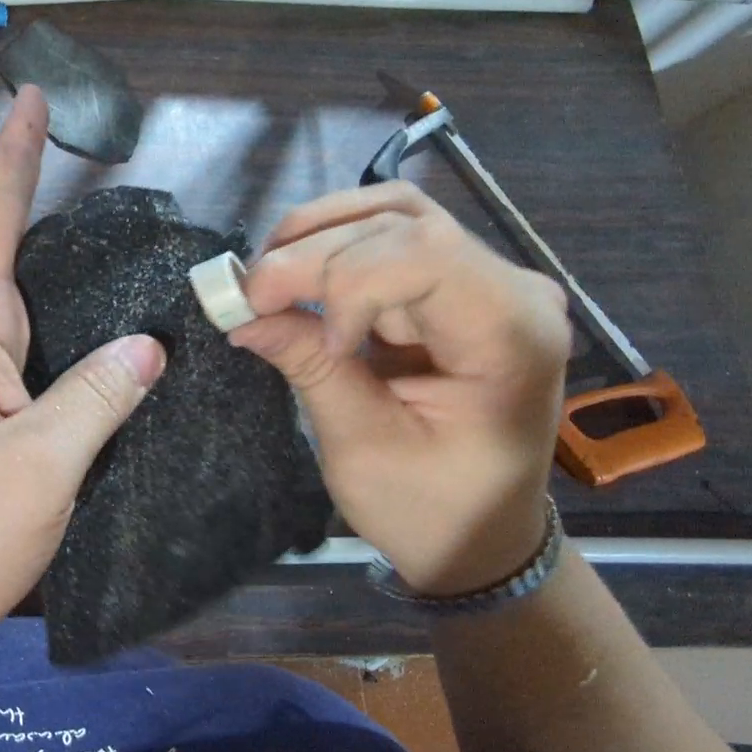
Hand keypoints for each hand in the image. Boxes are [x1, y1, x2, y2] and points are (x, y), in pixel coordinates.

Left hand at [0, 86, 166, 656]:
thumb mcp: (40, 464)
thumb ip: (97, 396)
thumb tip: (149, 344)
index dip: (14, 159)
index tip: (28, 96)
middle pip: (8, 258)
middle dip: (45, 203)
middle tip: (106, 164)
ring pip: (26, 312)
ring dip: (65, 273)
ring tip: (127, 239)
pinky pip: (34, 360)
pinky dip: (71, 337)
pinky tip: (111, 342)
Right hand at [230, 182, 570, 595]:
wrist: (480, 536)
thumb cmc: (430, 507)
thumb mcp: (362, 446)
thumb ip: (311, 368)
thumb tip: (241, 313)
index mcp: (510, 335)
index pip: (422, 255)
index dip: (338, 276)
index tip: (278, 322)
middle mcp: (510, 290)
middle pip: (401, 224)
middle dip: (309, 251)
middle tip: (244, 295)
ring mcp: (484, 284)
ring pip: (392, 215)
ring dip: (315, 236)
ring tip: (263, 279)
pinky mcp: (451, 290)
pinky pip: (386, 241)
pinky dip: (326, 249)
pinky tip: (289, 278)